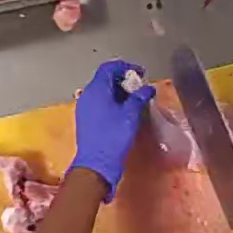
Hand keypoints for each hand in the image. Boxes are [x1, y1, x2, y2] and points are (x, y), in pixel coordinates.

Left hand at [68, 59, 155, 200]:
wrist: (96, 164)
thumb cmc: (113, 137)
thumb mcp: (130, 114)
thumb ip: (139, 97)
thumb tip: (147, 89)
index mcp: (96, 89)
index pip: (109, 68)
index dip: (126, 67)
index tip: (140, 74)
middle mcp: (87, 95)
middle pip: (105, 79)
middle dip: (123, 80)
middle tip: (139, 87)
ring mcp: (85, 108)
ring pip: (102, 92)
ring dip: (118, 92)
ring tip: (134, 100)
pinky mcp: (86, 120)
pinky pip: (99, 104)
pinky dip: (112, 102)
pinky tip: (124, 112)